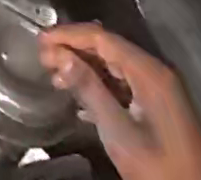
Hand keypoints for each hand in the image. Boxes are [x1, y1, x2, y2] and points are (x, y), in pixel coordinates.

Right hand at [39, 23, 200, 179]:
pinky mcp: (160, 108)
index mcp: (149, 71)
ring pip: (114, 65)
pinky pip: (124, 83)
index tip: (40, 41)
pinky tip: (80, 99)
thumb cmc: (160, 170)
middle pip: (108, 47)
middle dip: (74, 50)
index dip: (68, 35)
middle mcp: (156, 72)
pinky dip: (100, 85)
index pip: (101, 38)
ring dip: (84, 68)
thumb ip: (90, 89)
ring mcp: (160, 90)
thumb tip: (60, 54)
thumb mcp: (119, 132)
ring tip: (56, 78)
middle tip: (43, 59)